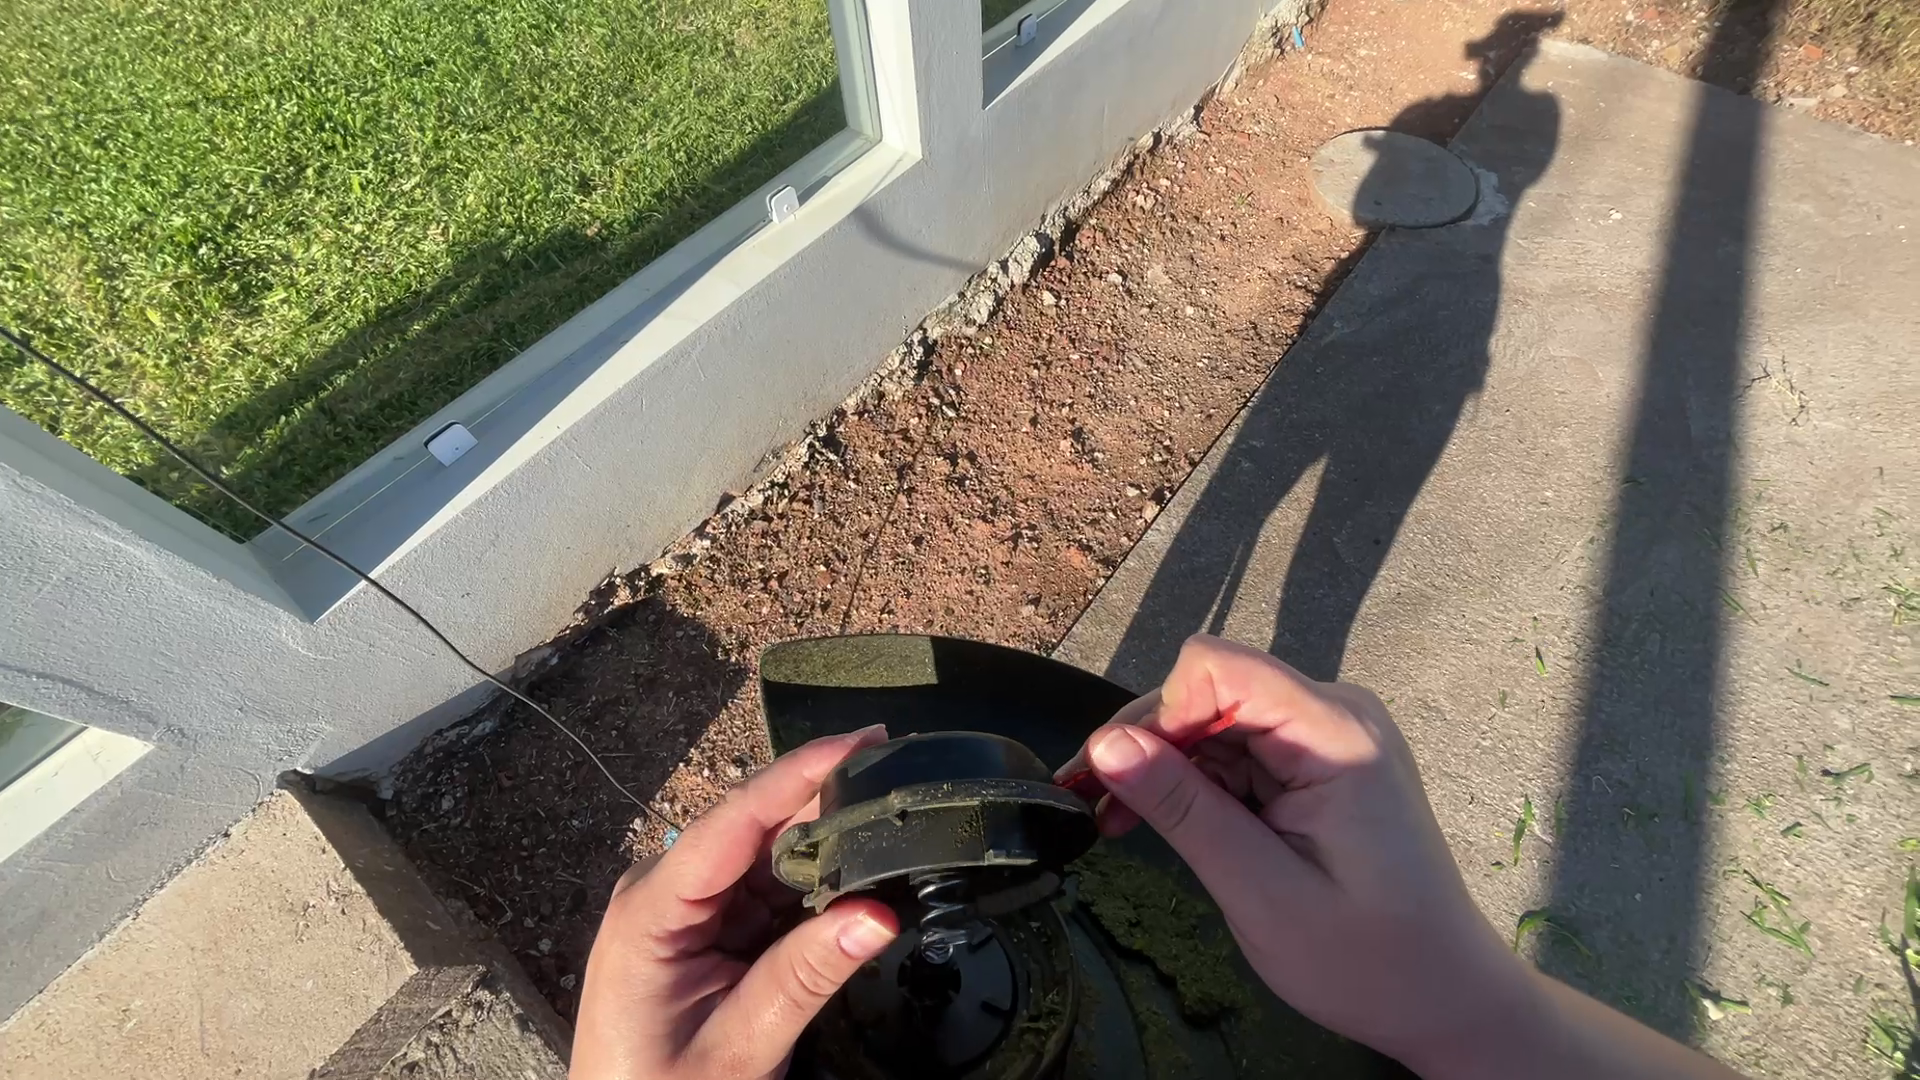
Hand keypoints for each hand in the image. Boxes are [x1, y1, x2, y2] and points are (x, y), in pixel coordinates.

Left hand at [571, 727, 901, 1079]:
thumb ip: (804, 978)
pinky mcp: (711, 917)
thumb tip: (882, 914)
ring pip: (770, 846)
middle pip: (757, 821)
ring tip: (888, 809)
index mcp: (653, 906)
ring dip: (828, 834)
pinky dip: (816, 873)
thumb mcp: (736, 1050)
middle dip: (825, 793)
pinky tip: (858, 862)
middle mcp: (669, 884)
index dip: (800, 772)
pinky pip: (771, 880)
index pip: (736, 818)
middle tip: (893, 767)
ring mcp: (691, 898)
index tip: (862, 740)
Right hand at [1056, 635, 1526, 1073]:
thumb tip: (1104, 744)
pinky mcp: (1306, 753)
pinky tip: (1153, 814)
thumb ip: (1182, 809)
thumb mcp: (1260, 891)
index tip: (1123, 773)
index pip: (1219, 668)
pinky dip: (1186, 780)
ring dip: (1158, 765)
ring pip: (1207, 718)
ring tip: (1114, 816)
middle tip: (1089, 799)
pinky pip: (1226, 745)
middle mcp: (1328, 711)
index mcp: (1333, 734)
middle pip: (1206, 691)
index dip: (1160, 711)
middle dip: (1145, 742)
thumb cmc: (1367, 961)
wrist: (1445, 999)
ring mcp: (1318, 729)